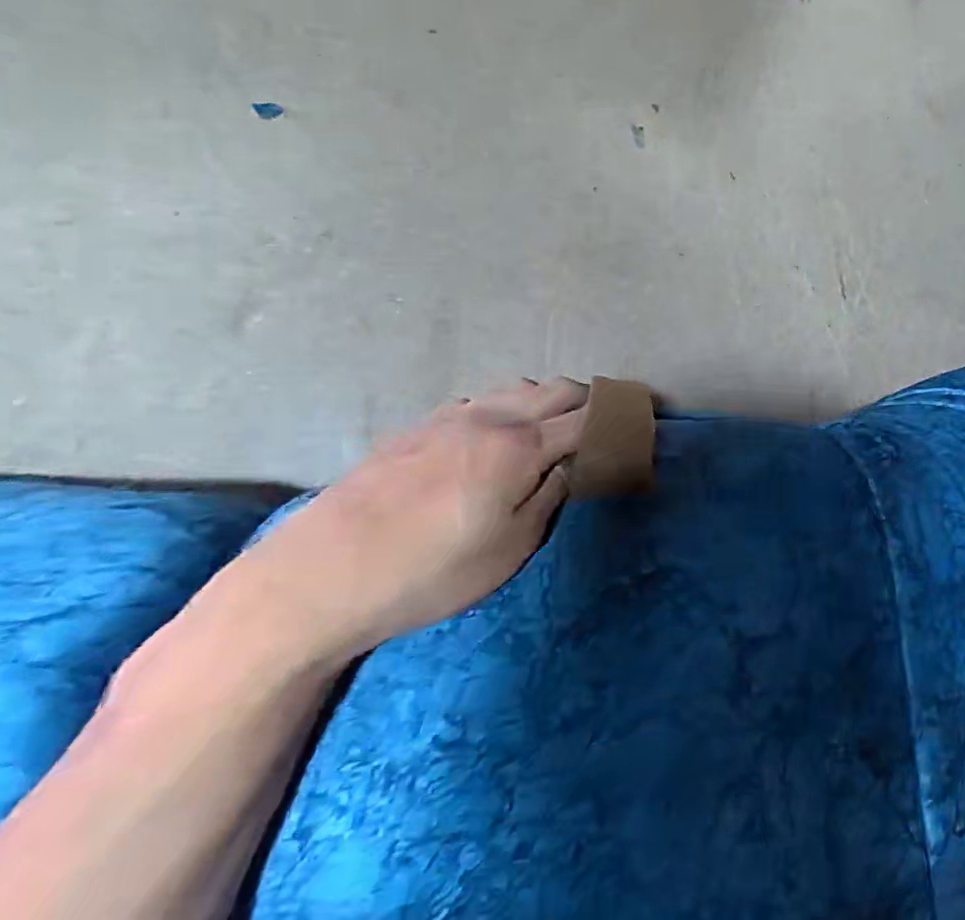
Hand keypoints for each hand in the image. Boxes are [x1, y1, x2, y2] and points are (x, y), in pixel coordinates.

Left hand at [219, 378, 590, 660]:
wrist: (319, 576)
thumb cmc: (430, 571)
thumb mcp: (511, 548)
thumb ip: (550, 496)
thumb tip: (574, 465)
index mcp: (521, 447)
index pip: (591, 420)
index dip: (624, 422)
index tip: (645, 428)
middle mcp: (491, 418)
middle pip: (559, 389)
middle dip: (594, 401)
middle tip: (610, 429)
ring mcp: (450, 417)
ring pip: (520, 388)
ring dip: (551, 400)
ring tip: (559, 430)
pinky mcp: (418, 427)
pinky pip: (482, 399)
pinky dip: (511, 406)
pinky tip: (501, 436)